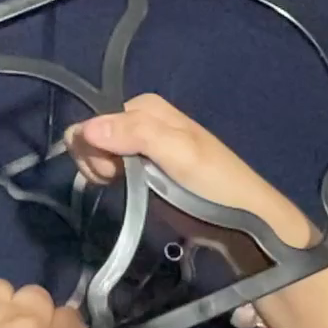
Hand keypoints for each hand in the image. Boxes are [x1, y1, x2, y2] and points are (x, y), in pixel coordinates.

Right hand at [64, 94, 318, 248]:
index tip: (113, 171)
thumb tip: (85, 129)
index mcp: (145, 107)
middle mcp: (137, 120)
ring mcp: (137, 145)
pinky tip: (119, 187)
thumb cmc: (214, 183)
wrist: (241, 220)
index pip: (93, 120)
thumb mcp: (180, 154)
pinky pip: (104, 164)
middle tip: (118, 179)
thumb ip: (136, 136)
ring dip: (98, 170)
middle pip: (90, 134)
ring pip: (94, 151)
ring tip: (121, 185)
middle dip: (96, 159)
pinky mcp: (137, 169)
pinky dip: (104, 176)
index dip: (96, 147)